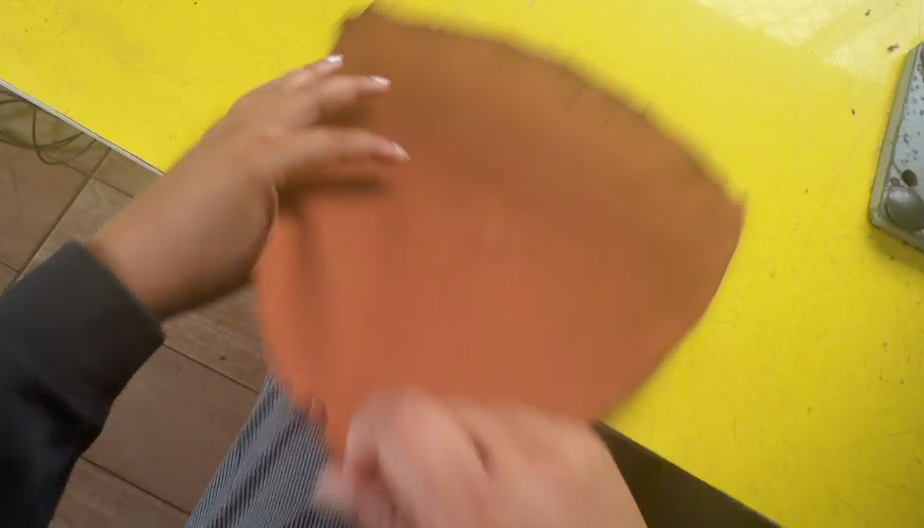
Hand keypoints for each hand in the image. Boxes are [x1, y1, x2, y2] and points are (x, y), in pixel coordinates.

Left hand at [86, 57, 405, 318]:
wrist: (133, 266)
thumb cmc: (203, 261)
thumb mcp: (264, 243)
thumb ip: (300, 206)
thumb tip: (327, 192)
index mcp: (267, 157)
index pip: (332, 144)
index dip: (370, 147)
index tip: (403, 155)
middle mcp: (251, 132)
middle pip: (308, 99)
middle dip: (348, 88)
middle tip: (382, 81)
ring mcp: (229, 129)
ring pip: (279, 89)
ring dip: (311, 74)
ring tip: (336, 61)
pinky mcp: (213, 136)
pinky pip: (257, 97)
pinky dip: (280, 85)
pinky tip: (285, 87)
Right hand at [315, 394, 643, 527]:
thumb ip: (386, 521)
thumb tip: (333, 475)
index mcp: (481, 503)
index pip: (404, 414)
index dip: (369, 433)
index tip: (366, 476)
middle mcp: (527, 452)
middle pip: (438, 407)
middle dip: (416, 445)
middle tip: (420, 500)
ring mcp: (565, 437)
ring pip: (478, 408)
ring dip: (462, 444)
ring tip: (476, 502)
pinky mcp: (590, 436)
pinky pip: (522, 416)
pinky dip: (503, 446)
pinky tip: (516, 493)